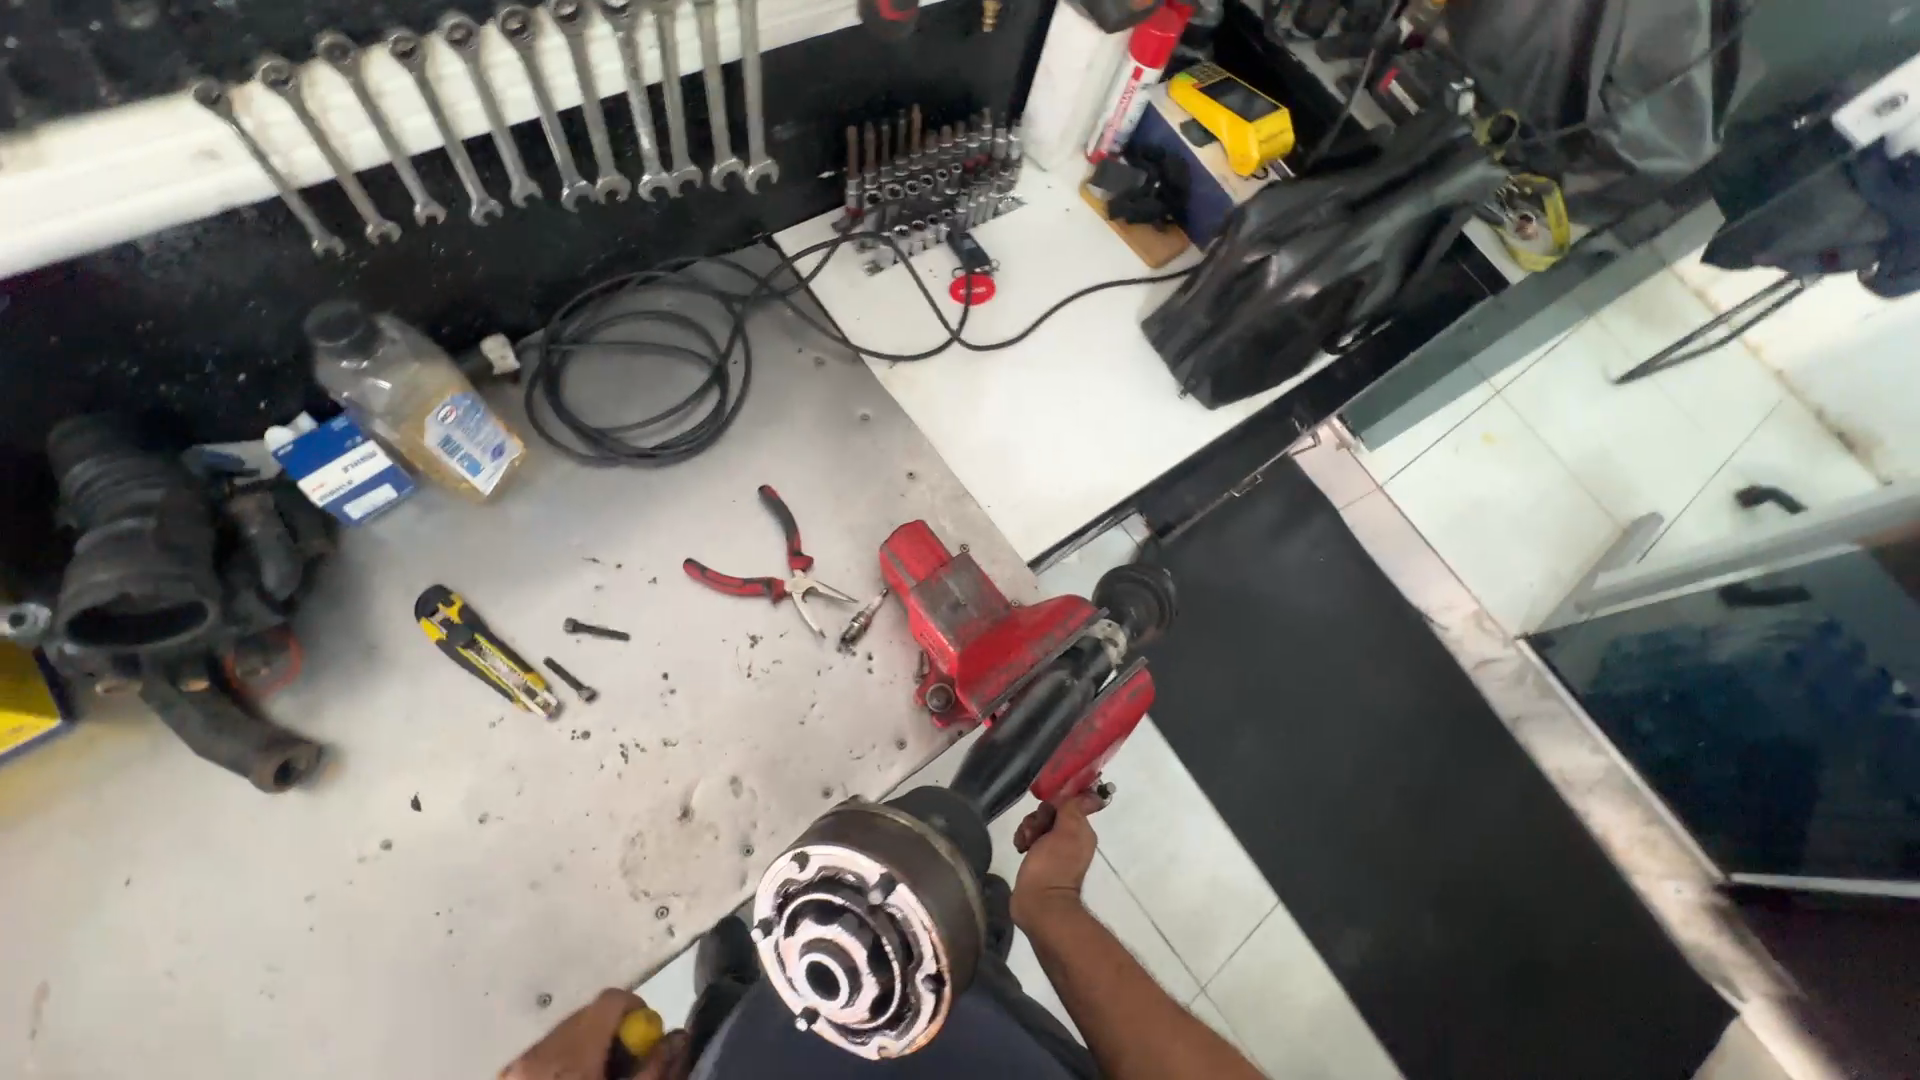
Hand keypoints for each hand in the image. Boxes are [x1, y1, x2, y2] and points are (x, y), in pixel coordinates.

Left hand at [500, 988, 690, 1079]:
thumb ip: (653, 1070)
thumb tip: (676, 1038)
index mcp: (568, 1057)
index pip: (609, 1001)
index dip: (635, 1010)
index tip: (646, 1038)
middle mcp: (535, 1055)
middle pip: (587, 1016)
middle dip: (612, 1032)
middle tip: (626, 1066)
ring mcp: (513, 1071)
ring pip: (564, 1035)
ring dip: (588, 1048)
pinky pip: (544, 1056)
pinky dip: (564, 1064)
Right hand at [1010, 792, 1105, 930]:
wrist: (1039, 904)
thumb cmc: (1054, 866)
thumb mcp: (1068, 831)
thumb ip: (1073, 808)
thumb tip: (1091, 794)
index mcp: (1082, 831)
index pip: (1069, 803)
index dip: (1056, 801)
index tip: (1047, 807)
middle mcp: (1070, 838)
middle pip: (1051, 812)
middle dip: (1038, 817)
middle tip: (1035, 831)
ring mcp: (1054, 849)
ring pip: (1038, 824)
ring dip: (1028, 828)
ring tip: (1024, 843)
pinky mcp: (1038, 858)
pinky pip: (1029, 838)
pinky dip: (1023, 839)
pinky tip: (1020, 848)